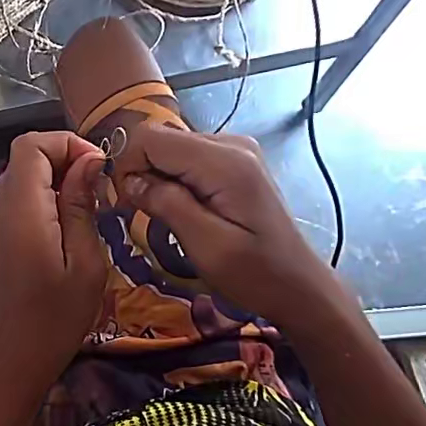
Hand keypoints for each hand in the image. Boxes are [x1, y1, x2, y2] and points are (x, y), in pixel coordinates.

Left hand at [0, 131, 106, 392]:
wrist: (17, 357)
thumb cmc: (58, 317)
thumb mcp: (85, 262)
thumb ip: (82, 206)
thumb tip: (89, 160)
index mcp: (21, 210)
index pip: (30, 146)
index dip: (65, 143)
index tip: (98, 166)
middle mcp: (0, 209)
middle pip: (24, 157)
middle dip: (63, 158)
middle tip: (98, 186)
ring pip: (20, 177)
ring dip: (55, 178)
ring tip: (89, 204)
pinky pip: (18, 200)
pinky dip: (44, 197)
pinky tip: (69, 225)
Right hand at [112, 123, 335, 325]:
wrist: (299, 287)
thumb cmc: (255, 274)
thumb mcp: (207, 246)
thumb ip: (168, 205)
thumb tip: (129, 181)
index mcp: (225, 162)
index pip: (150, 137)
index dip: (127, 166)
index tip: (126, 204)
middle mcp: (230, 144)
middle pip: (159, 139)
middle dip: (139, 173)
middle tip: (139, 214)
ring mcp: (234, 151)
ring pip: (169, 149)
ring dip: (153, 179)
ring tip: (161, 216)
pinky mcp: (233, 163)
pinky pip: (185, 160)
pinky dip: (171, 182)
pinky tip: (180, 210)